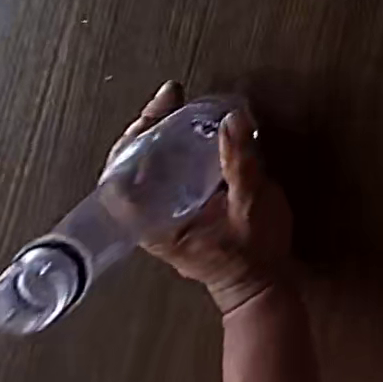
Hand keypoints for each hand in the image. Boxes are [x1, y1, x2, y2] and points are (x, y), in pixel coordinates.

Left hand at [109, 82, 294, 314]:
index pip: (119, 185)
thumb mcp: (251, 206)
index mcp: (158, 226)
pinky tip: (193, 125)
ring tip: (180, 103)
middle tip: (172, 95)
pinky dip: (175, 142)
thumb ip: (241, 163)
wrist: (263, 287)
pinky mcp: (181, 205)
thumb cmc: (253, 255)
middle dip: (149, 124)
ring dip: (160, 130)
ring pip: (149, 164)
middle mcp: (154, 218)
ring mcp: (166, 212)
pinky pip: (168, 168)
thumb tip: (232, 117)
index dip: (130, 145)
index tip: (154, 114)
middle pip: (132, 165)